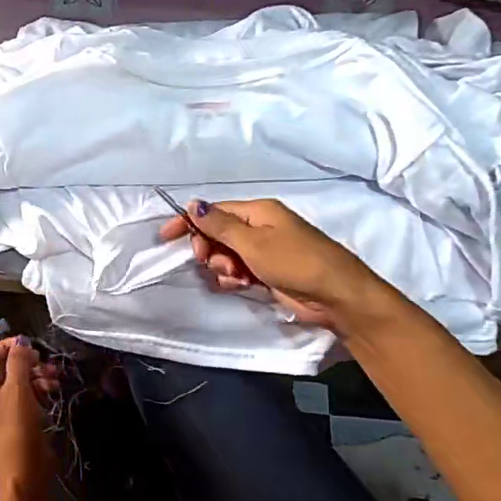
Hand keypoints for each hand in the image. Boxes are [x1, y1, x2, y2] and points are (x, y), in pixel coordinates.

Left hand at [0, 336, 59, 486]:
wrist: (24, 472)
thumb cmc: (16, 427)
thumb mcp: (18, 389)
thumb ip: (19, 361)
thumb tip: (21, 340)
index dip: (8, 346)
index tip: (30, 344)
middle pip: (5, 368)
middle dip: (27, 362)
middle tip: (46, 362)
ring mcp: (0, 409)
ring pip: (18, 382)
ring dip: (37, 375)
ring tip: (55, 377)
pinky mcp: (15, 420)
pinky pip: (25, 397)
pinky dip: (38, 390)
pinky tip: (53, 390)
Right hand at [159, 198, 407, 336]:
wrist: (335, 295)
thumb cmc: (295, 261)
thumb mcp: (253, 242)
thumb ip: (220, 225)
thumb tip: (193, 205)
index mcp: (258, 211)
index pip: (214, 211)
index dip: (189, 222)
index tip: (166, 237)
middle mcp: (258, 227)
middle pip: (217, 234)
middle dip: (209, 249)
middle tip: (212, 262)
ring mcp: (263, 251)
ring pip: (224, 255)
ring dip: (221, 267)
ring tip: (236, 277)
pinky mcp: (265, 272)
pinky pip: (237, 271)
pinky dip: (233, 278)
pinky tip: (240, 285)